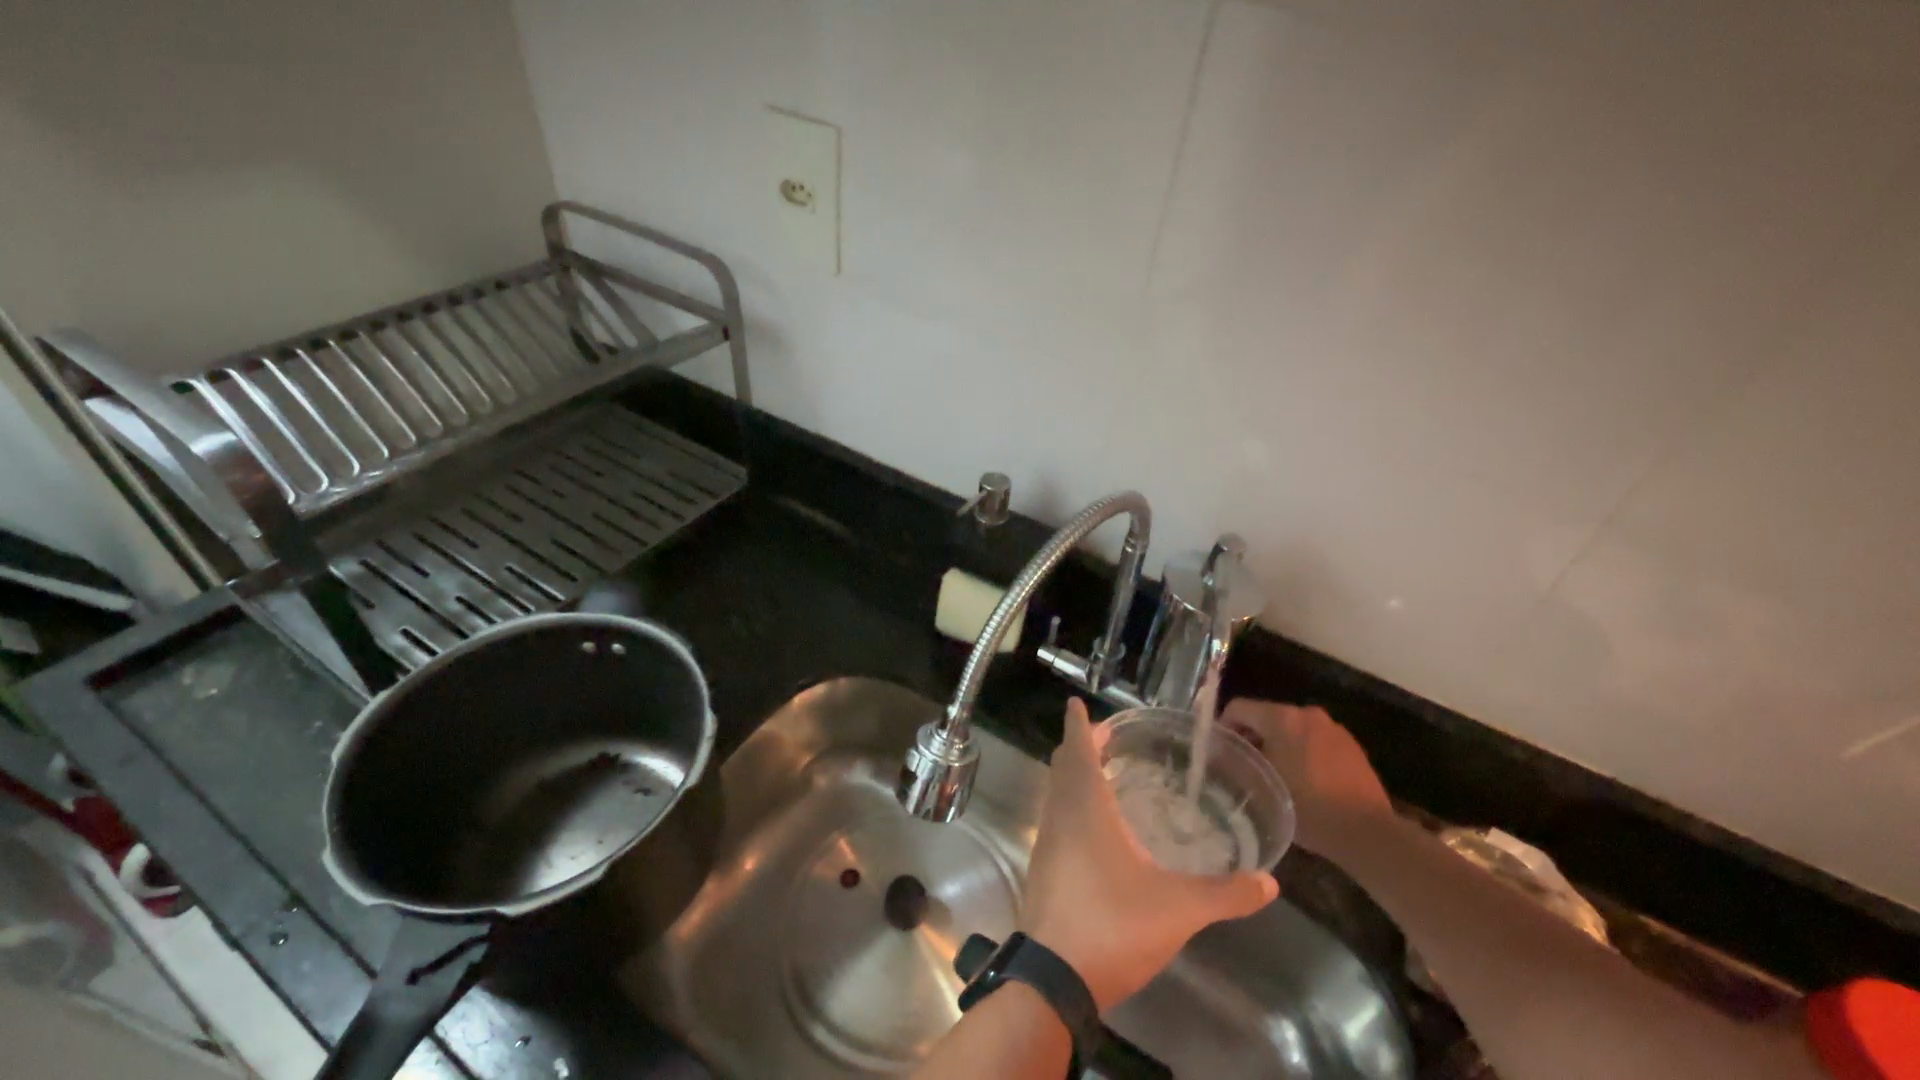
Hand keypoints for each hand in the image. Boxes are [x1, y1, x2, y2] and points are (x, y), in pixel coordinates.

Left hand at [1019, 699, 1277, 1010]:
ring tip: (1105, 776)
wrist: (1053, 980)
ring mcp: (1046, 847)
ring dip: (1074, 779)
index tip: (1077, 703)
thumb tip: (1269, 883)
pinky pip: (1057, 823)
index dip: (1078, 723)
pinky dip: (1072, 809)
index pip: (1077, 749)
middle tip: (1107, 737)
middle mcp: (1060, 818)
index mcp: (1085, 809)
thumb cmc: (1112, 926)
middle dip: (1080, 747)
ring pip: (1056, 796)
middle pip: (1063, 768)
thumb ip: (1226, 894)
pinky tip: (1098, 830)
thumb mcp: (1179, 909)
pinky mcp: (1043, 873)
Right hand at [1220, 700, 1392, 858]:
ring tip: (1271, 779)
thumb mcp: (1258, 788)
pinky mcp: (1351, 747)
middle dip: (1251, 739)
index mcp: (1282, 717)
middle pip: (1266, 718)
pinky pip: (1314, 743)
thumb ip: (1234, 765)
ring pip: (1292, 731)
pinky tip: (1303, 784)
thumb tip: (1219, 756)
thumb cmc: (1307, 806)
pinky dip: (1302, 755)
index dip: (1222, 727)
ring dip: (1278, 747)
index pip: (1238, 708)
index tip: (1216, 752)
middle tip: (1241, 769)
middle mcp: (1308, 714)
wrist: (1366, 831)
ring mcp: (1333, 729)